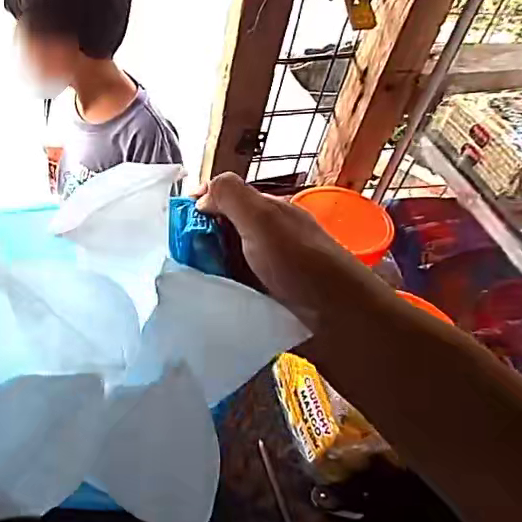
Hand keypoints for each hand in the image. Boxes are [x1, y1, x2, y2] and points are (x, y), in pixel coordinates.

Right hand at [196, 172, 399, 337]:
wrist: (342, 325)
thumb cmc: (302, 267)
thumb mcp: (264, 220)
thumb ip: (231, 196)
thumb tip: (201, 197)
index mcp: (270, 212)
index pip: (225, 198)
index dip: (200, 206)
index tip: (179, 225)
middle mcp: (268, 237)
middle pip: (220, 230)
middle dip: (198, 240)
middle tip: (183, 259)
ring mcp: (267, 270)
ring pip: (223, 261)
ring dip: (206, 269)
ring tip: (189, 283)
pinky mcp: (266, 300)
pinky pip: (232, 288)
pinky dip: (219, 291)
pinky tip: (208, 300)